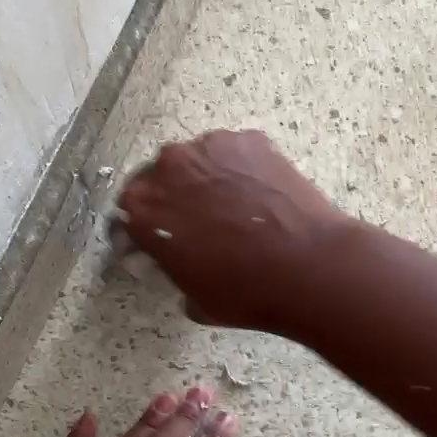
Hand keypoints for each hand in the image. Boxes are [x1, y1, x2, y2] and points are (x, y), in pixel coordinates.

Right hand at [117, 130, 348, 331]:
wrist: (308, 266)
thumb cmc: (246, 291)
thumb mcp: (194, 297)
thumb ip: (173, 271)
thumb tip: (182, 265)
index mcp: (142, 209)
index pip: (128, 211)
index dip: (144, 227)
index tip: (160, 239)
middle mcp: (167, 167)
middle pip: (160, 179)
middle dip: (174, 198)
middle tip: (199, 223)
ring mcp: (209, 147)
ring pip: (197, 161)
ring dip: (206, 179)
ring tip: (234, 207)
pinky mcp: (248, 139)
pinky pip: (233, 153)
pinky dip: (240, 169)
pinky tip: (259, 195)